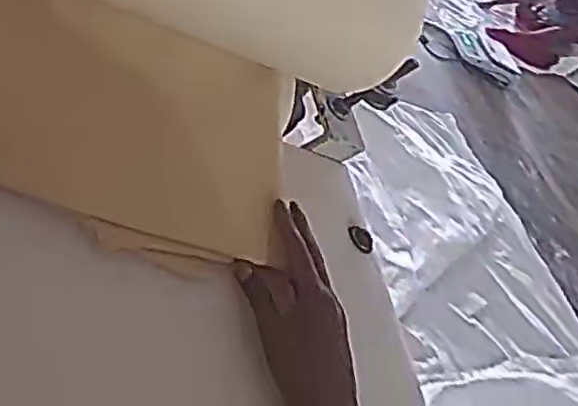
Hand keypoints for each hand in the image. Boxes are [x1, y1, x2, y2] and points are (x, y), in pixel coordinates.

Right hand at [236, 201, 356, 405]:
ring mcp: (334, 313)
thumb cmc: (302, 372)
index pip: (298, 251)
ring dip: (305, 251)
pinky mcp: (334, 326)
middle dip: (302, 231)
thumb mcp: (272, 331)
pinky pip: (319, 287)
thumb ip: (257, 296)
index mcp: (315, 294)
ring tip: (294, 235)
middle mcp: (328, 299)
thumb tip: (243, 267)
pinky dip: (307, 272)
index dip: (286, 226)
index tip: (279, 205)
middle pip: (313, 256)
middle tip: (294, 209)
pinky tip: (297, 277)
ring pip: (317, 271)